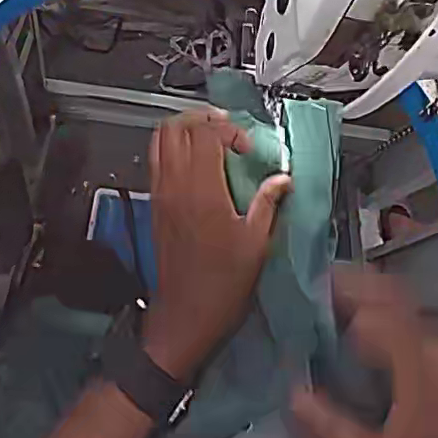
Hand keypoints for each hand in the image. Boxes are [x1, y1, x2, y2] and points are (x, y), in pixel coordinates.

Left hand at [143, 109, 290, 380]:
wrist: (184, 317)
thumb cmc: (223, 284)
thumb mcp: (256, 244)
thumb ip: (268, 203)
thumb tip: (282, 178)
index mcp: (202, 191)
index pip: (206, 134)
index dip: (230, 131)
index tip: (247, 148)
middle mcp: (175, 186)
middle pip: (177, 127)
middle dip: (203, 120)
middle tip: (228, 130)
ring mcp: (160, 194)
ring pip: (160, 140)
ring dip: (185, 130)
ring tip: (211, 139)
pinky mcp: (154, 205)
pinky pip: (156, 160)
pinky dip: (174, 148)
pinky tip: (197, 163)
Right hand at [291, 270, 437, 437]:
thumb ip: (326, 425)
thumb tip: (297, 396)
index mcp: (427, 373)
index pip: (383, 310)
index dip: (348, 296)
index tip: (322, 292)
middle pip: (397, 304)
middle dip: (359, 297)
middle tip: (328, 297)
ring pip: (410, 315)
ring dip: (378, 316)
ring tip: (347, 328)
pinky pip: (425, 331)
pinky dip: (397, 331)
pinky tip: (377, 350)